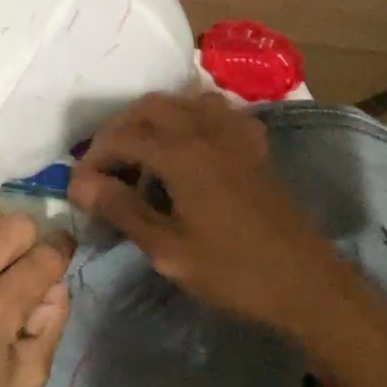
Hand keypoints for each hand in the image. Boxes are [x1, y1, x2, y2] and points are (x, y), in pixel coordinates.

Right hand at [70, 94, 386, 386]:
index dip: (94, 159)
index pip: (122, 137)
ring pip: (182, 102)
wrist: (308, 284)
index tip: (79, 188)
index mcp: (181, 152)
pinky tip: (189, 147)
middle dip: (120, 131)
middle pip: (149, 108)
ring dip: (154, 120)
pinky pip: (215, 111)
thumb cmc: (234, 271)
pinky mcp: (254, 144)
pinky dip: (191, 119)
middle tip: (107, 168)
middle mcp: (205, 129)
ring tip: (143, 155)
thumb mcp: (168, 249)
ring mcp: (234, 133)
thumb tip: (80, 183)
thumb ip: (122, 209)